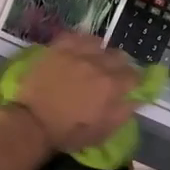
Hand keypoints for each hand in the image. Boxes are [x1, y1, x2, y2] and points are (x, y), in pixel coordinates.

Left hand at [11, 33, 141, 153]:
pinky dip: (81, 41)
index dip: (134, 80)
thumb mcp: (102, 132)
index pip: (134, 75)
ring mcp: (77, 54)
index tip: (129, 86)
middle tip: (112, 74)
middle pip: (119, 56)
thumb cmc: (68, 132)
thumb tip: (137, 99)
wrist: (32, 123)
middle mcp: (98, 65)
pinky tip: (79, 49)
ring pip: (99, 43)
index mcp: (112, 86)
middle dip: (120, 65)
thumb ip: (123, 113)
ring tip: (94, 60)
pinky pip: (76, 36)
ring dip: (101, 52)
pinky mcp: (58, 48)